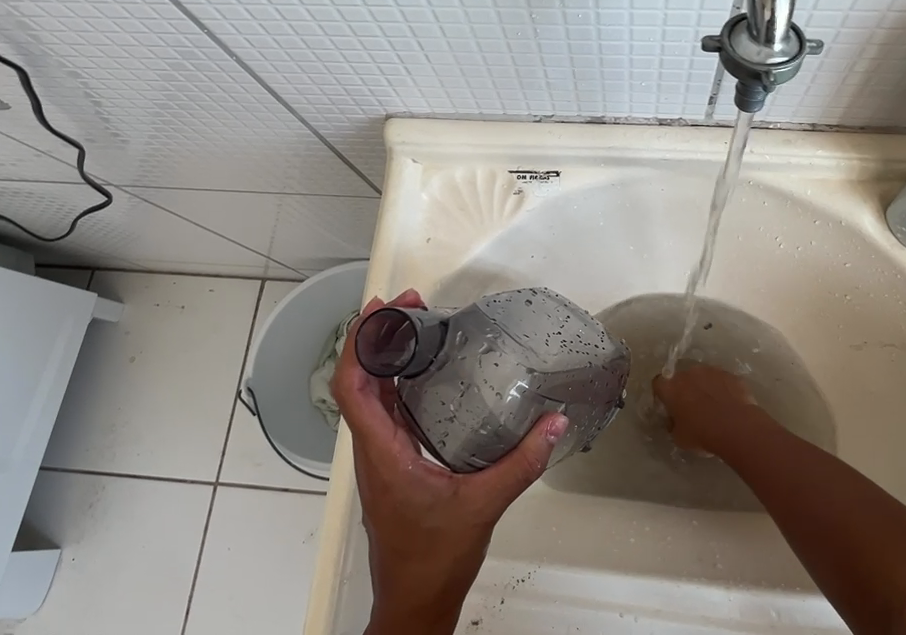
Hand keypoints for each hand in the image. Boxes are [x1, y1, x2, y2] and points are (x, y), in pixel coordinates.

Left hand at [332, 290, 567, 634]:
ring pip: (370, 394)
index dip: (359, 343)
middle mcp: (374, 449)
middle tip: (409, 304)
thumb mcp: (483, 506)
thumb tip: (552, 424)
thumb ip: (521, 463)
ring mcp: (381, 456)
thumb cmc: (434, 560)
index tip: (381, 309)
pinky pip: (385, 410)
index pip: (353, 387)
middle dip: (377, 336)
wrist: (415, 601)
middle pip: (359, 380)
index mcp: (383, 453)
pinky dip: (397, 380)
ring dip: (384, 356)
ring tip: (416, 325)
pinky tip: (425, 371)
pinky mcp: (392, 463)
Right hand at [651, 363, 760, 454]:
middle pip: (682, 378)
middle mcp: (688, 373)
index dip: (663, 394)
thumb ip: (674, 425)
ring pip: (703, 377)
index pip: (658, 384)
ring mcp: (711, 371)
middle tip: (693, 408)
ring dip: (705, 388)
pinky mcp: (729, 374)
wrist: (736, 427)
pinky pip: (722, 381)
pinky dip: (723, 390)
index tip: (669, 406)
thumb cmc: (702, 433)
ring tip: (714, 407)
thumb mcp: (679, 438)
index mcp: (671, 388)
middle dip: (685, 390)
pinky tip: (730, 406)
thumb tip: (675, 421)